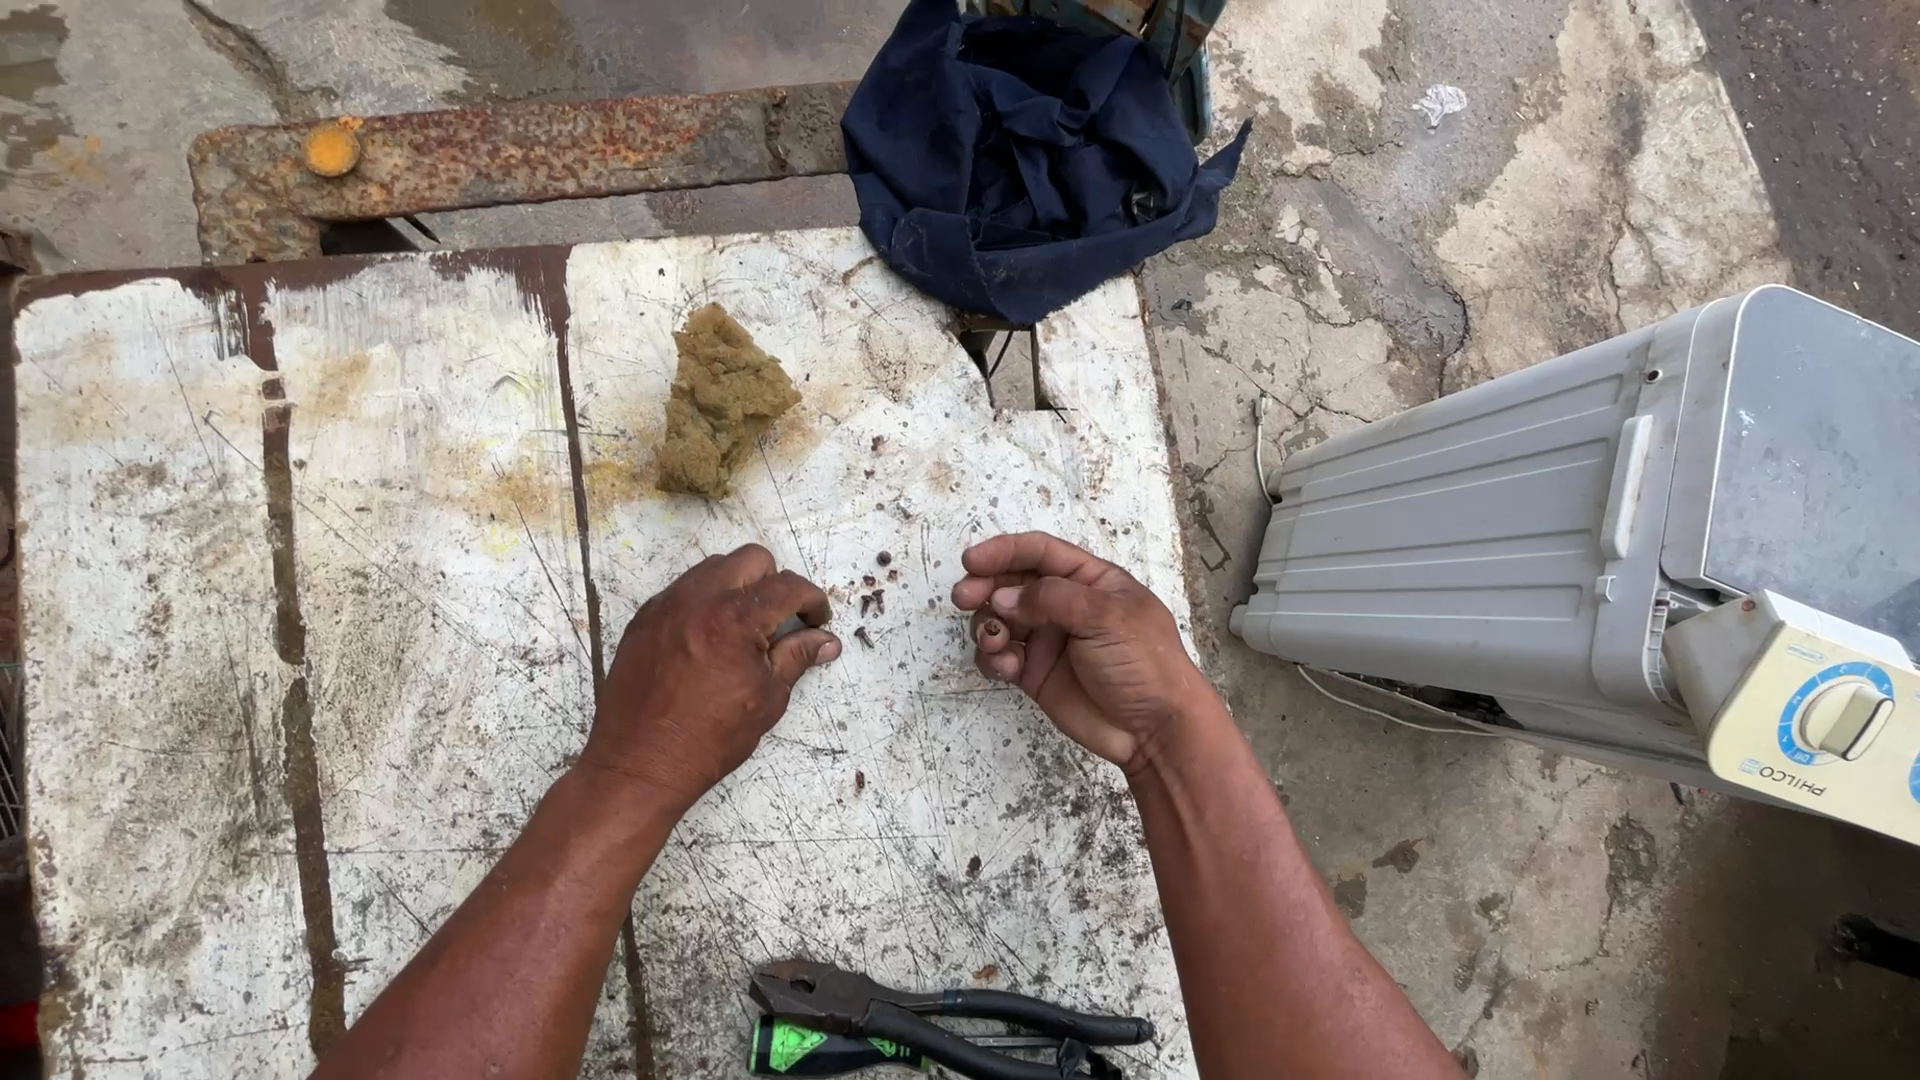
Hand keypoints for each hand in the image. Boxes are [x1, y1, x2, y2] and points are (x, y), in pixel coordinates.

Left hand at [582, 544, 840, 809]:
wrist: (638, 765)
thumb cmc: (710, 738)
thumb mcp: (768, 698)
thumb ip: (798, 657)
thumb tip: (827, 641)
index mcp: (736, 618)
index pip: (788, 586)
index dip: (812, 600)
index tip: (817, 621)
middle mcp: (699, 598)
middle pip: (752, 559)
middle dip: (776, 582)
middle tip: (781, 619)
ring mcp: (667, 605)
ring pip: (715, 568)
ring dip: (740, 586)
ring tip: (745, 627)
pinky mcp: (645, 618)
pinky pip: (684, 589)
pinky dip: (707, 600)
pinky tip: (712, 638)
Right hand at [950, 533, 1219, 772]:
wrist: (1154, 729)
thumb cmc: (1143, 662)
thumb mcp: (1107, 617)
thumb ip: (1052, 599)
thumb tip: (1003, 598)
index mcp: (1088, 579)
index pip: (1039, 552)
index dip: (1003, 551)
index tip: (971, 560)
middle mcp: (1064, 604)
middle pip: (1011, 583)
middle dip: (984, 587)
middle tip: (963, 598)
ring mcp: (1047, 638)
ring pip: (999, 619)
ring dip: (987, 626)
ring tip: (997, 643)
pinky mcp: (1034, 672)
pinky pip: (1000, 656)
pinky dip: (993, 659)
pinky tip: (1005, 669)